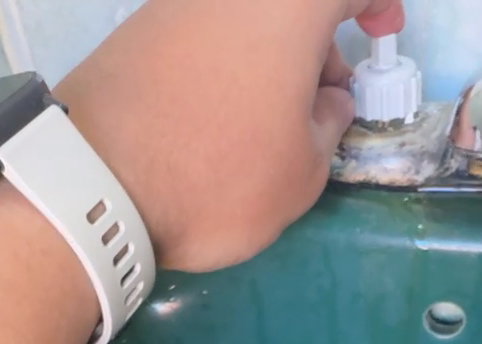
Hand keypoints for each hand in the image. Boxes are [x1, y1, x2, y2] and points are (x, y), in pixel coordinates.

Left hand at [56, 0, 404, 272]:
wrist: (97, 187)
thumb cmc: (219, 179)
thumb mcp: (302, 173)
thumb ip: (330, 127)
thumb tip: (327, 101)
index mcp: (287, 4)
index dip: (377, 0)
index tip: (383, 29)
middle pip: (292, 5)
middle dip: (322, 43)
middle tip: (325, 106)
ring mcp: (179, 2)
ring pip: (249, 18)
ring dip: (275, 60)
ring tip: (272, 127)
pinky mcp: (140, 29)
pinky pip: (208, 34)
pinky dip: (232, 64)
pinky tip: (224, 120)